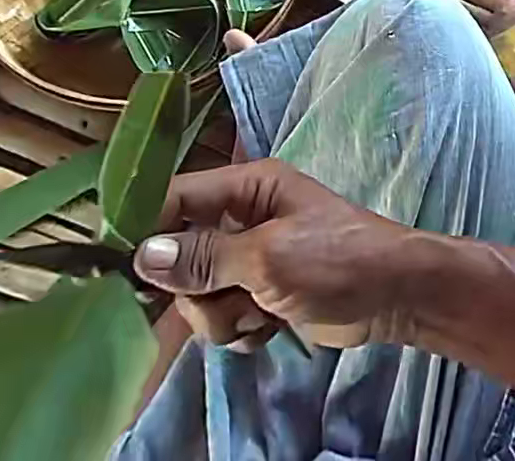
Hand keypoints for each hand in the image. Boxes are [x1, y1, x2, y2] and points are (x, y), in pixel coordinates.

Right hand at [132, 158, 427, 349]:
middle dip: (200, 290)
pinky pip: (224, 315)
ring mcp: (251, 256)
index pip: (178, 197)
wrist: (391, 294)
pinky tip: (273, 323)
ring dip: (224, 315)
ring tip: (262, 310)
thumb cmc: (334, 259)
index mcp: (246, 188)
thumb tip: (141, 255)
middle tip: (231, 298)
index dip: (148, 228)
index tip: (123, 270)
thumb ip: (204, 258)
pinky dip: (243, 327)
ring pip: (201, 294)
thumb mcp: (267, 257)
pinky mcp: (261, 291)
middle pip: (182, 256)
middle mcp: (243, 217)